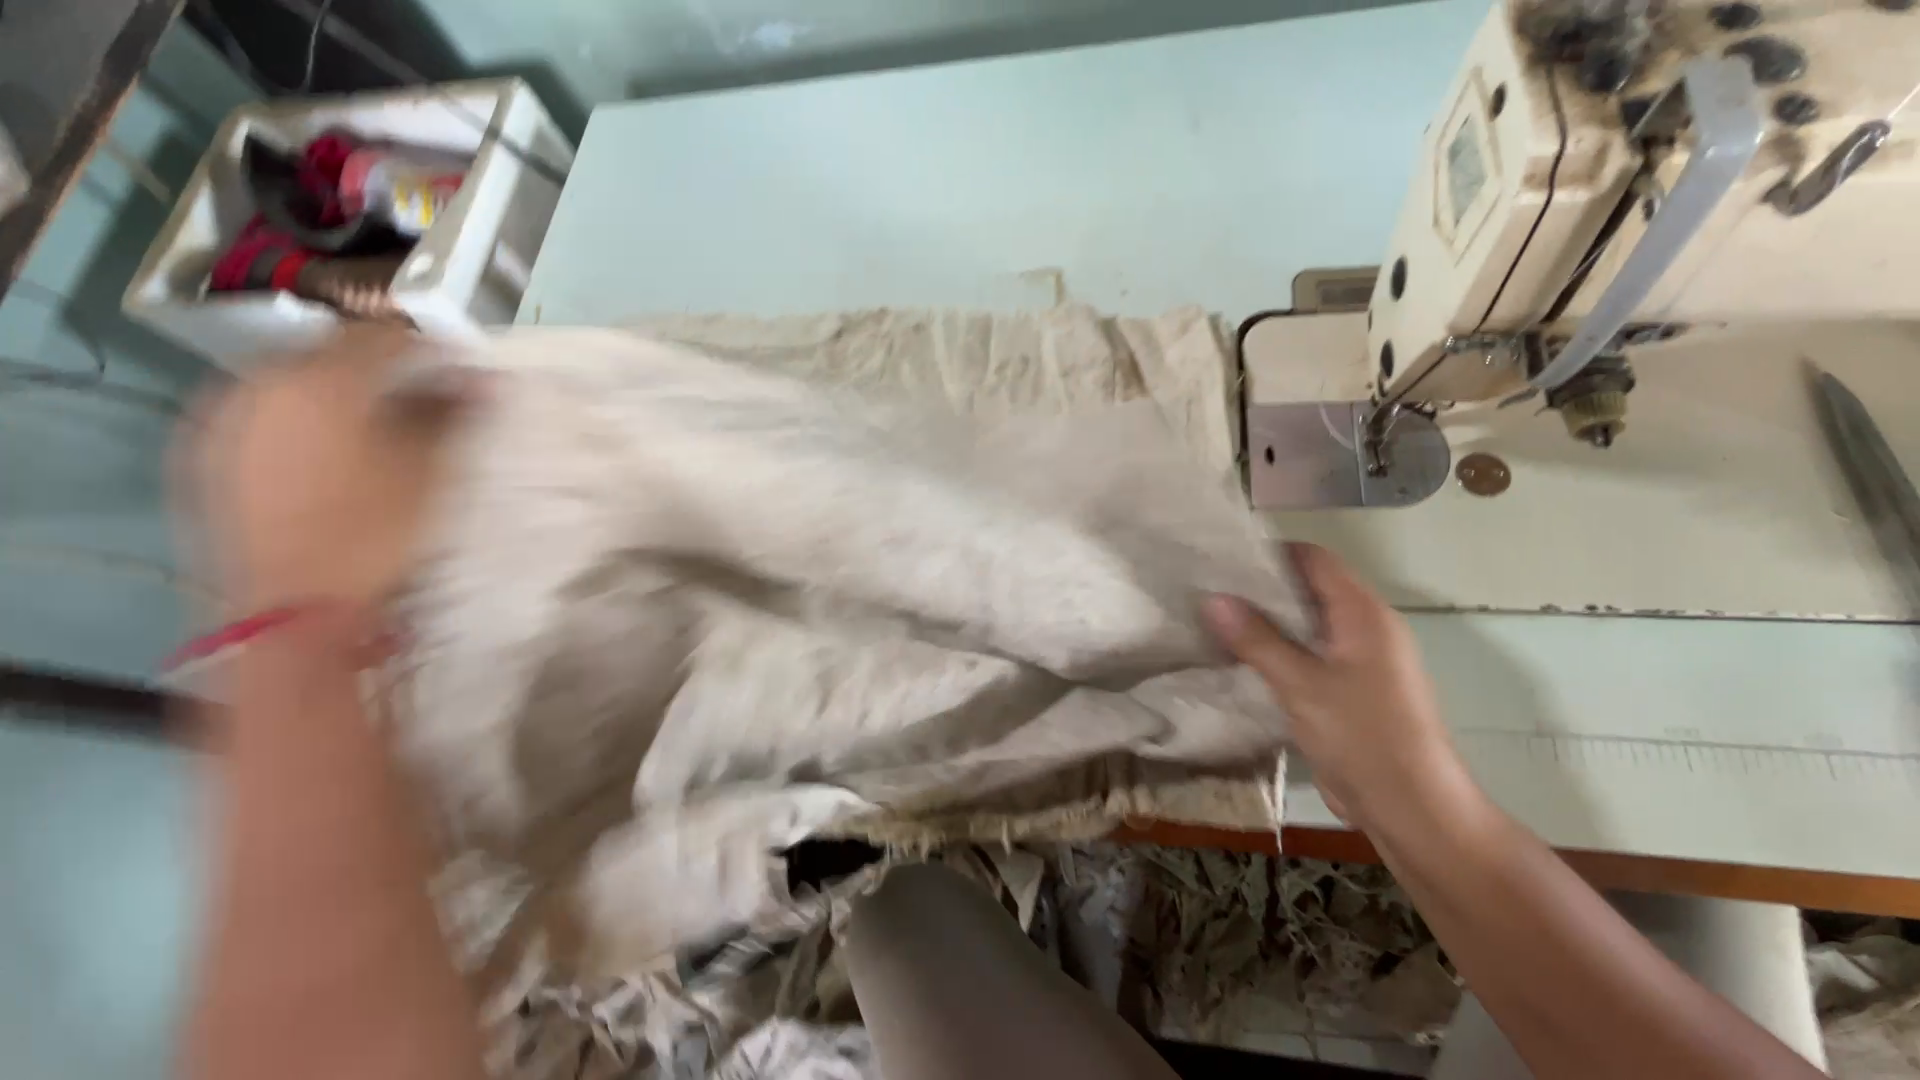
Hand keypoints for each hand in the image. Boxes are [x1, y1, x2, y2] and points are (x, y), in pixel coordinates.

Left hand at [175, 326, 467, 611]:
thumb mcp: (430, 469)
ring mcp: (224, 420)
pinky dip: (303, 423)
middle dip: (381, 369)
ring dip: (340, 395)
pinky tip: (332, 455)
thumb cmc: (373, 533)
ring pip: (293, 386)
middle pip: (331, 355)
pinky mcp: (206, 458)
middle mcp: (259, 383)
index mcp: (318, 378)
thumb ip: (453, 412)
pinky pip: (266, 418)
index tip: (463, 370)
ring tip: (379, 427)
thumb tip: (480, 377)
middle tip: (424, 397)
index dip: (430, 347)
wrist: (293, 613)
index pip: (381, 334)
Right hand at [1203, 543, 1478, 832]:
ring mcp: (1360, 663)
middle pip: (1309, 591)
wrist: (1410, 806)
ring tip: (1213, 625)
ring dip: (1265, 626)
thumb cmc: (1361, 735)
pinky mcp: (1350, 693)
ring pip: (1306, 628)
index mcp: (1363, 614)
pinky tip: (1239, 666)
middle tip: (1207, 592)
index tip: (1221, 559)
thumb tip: (1213, 599)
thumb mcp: (1300, 684)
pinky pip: (1309, 660)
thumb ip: (1256, 639)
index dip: (1270, 553)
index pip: (1314, 559)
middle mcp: (1365, 629)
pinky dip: (1277, 656)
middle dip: (1260, 591)